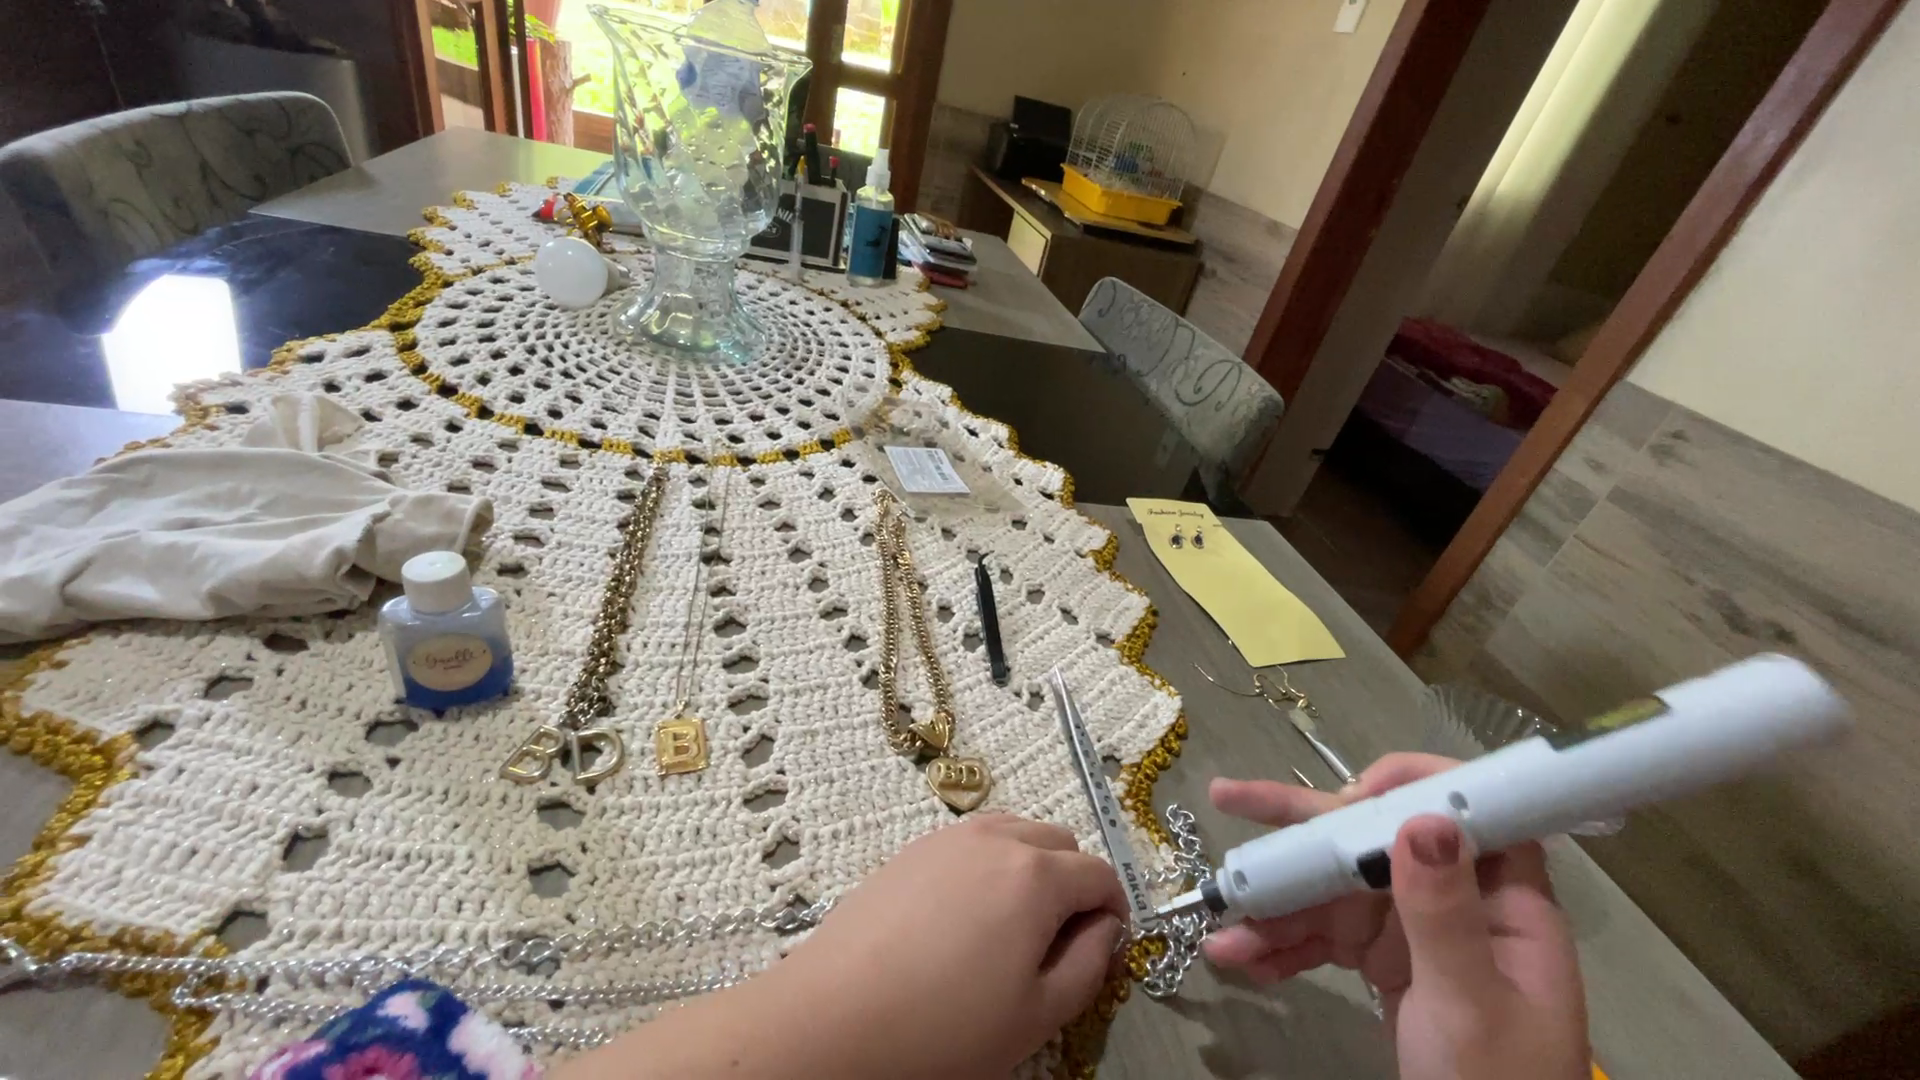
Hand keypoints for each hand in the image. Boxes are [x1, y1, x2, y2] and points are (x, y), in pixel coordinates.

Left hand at [555, 814, 1127, 1079]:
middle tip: (1056, 939)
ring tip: (1010, 924)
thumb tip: (1105, 927)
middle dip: (1073, 881)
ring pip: (1014, 832)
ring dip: (1031, 865)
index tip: (1103, 944)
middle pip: (1058, 842)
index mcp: (1037, 875)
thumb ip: (1090, 962)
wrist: (836, 1017)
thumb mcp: (1038, 1013)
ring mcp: (949, 836)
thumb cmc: (946, 1028)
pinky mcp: (912, 848)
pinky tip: (964, 915)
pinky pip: (971, 840)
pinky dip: (988, 863)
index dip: (1113, 909)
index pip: (1099, 873)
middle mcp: (996, 838)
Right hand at [1202, 753, 1588, 1079]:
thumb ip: (1442, 917)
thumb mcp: (1469, 1008)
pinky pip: (1326, 937)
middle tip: (1227, 798)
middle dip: (1299, 828)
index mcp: (1503, 905)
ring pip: (1336, 891)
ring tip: (1220, 925)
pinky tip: (1242, 958)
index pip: (1469, 814)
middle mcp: (1454, 903)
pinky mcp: (1383, 963)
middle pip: (1373, 842)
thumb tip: (1423, 820)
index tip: (1349, 792)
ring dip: (1277, 904)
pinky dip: (1285, 946)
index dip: (1411, 786)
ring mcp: (1414, 933)